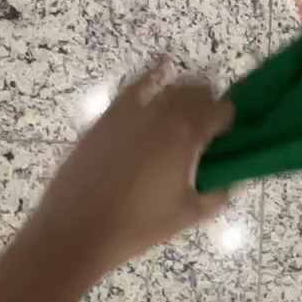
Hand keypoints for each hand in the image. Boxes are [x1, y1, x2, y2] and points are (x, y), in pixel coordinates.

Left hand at [18, 56, 234, 277]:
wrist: (74, 235)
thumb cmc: (136, 226)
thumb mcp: (187, 216)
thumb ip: (216, 196)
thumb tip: (227, 183)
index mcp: (189, 135)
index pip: (222, 111)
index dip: (226, 122)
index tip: (222, 138)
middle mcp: (166, 115)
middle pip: (199, 94)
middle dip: (207, 106)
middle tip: (204, 128)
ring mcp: (135, 113)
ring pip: (171, 89)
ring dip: (184, 95)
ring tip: (182, 111)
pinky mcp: (109, 117)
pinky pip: (135, 86)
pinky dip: (150, 74)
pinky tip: (160, 66)